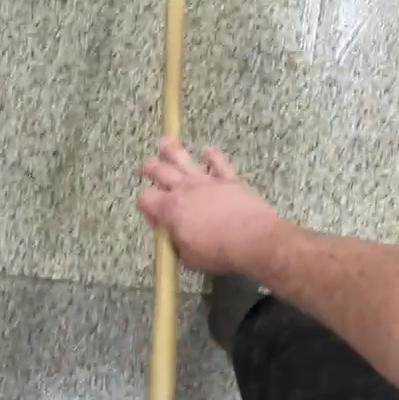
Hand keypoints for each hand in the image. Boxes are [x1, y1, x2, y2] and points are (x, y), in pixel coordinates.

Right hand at [137, 140, 284, 274]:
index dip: (145, 204)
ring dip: (172, 151)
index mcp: (171, 210)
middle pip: (160, 172)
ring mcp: (207, 181)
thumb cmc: (218, 252)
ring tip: (164, 143)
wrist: (253, 239)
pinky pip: (218, 162)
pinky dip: (212, 155)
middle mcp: (185, 190)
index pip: (146, 199)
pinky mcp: (229, 179)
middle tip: (145, 166)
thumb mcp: (187, 256)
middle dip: (150, 168)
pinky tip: (207, 150)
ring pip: (184, 160)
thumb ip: (174, 241)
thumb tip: (169, 232)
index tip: (150, 211)